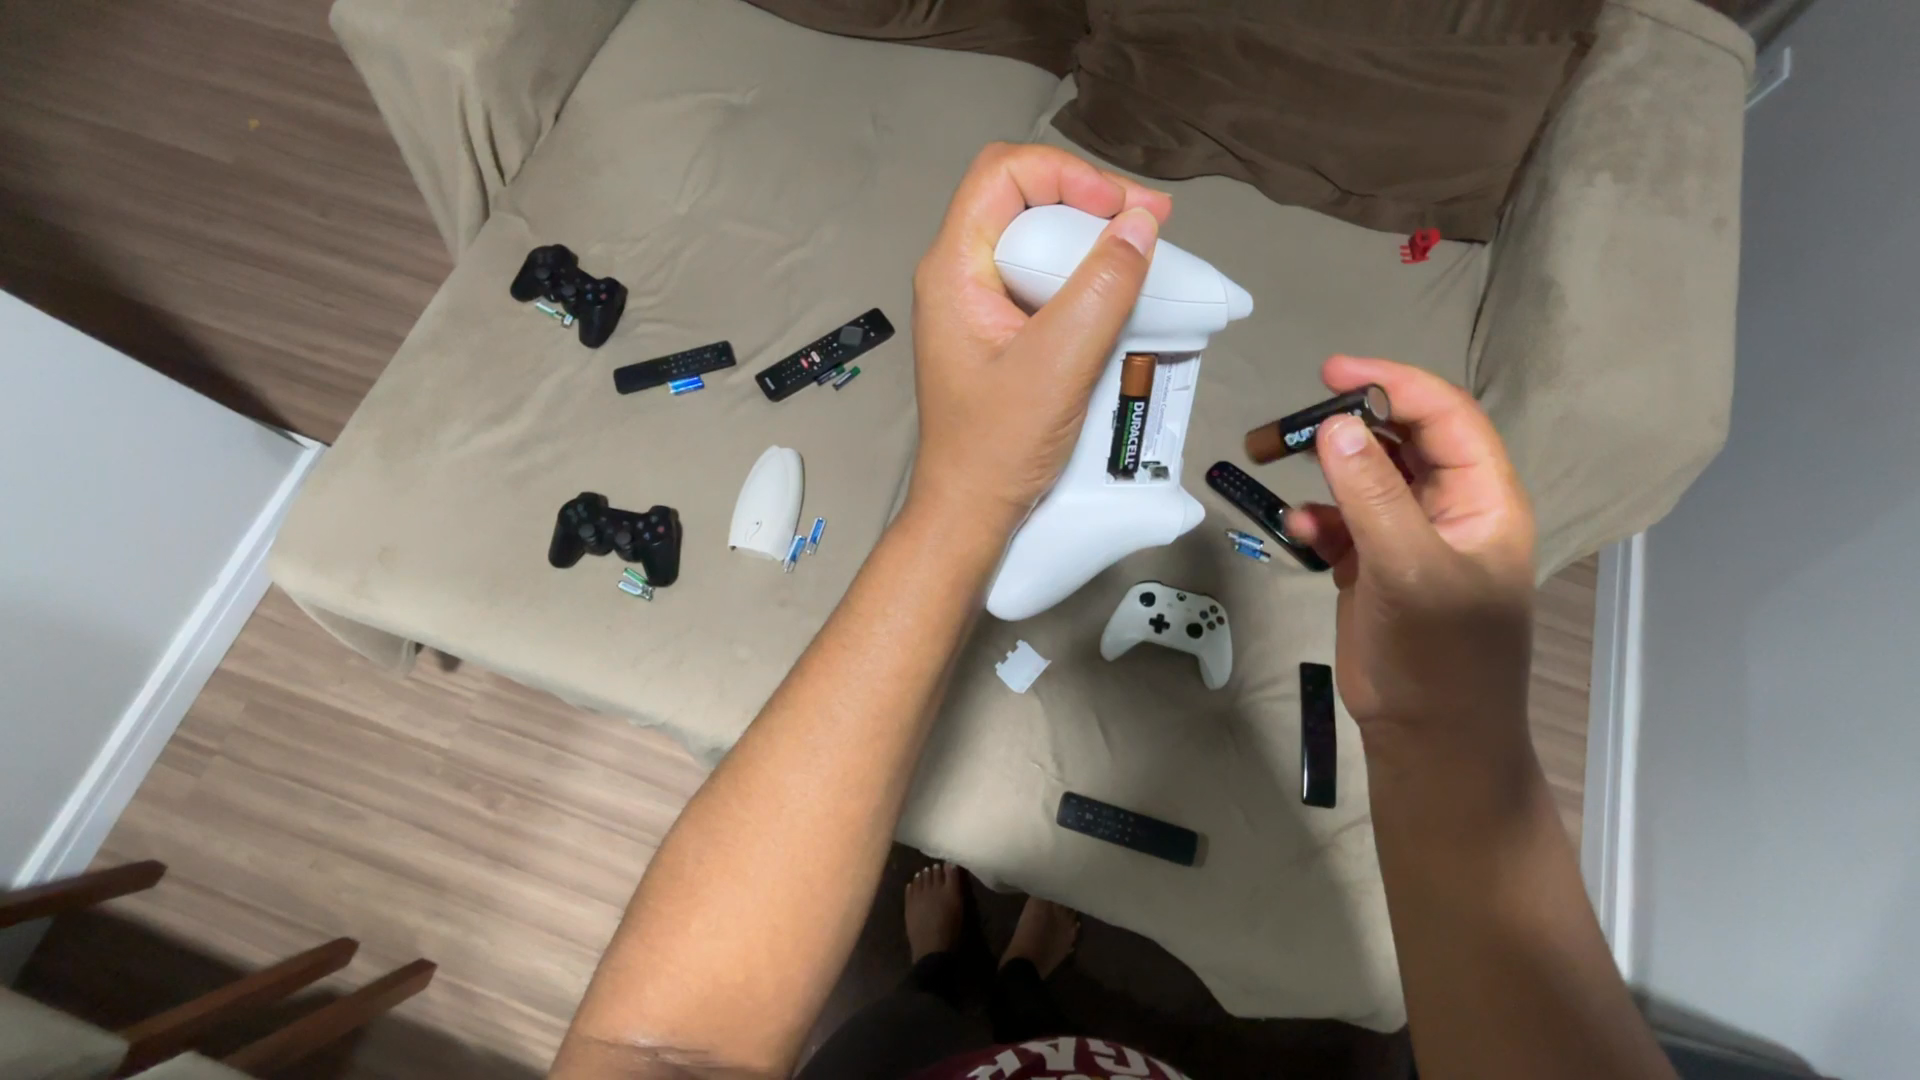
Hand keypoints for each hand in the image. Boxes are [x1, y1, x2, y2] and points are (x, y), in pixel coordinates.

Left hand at [908, 143, 1171, 528]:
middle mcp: (958, 278)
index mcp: (953, 271)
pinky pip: (1040, 282)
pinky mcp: (997, 333)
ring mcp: (976, 307)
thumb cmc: (997, 448)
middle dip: (1088, 200)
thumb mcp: (1058, 365)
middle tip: (1149, 224)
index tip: (1120, 210)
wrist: (971, 510)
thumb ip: (1101, 290)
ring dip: (1090, 240)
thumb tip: (1141, 226)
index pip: (1002, 175)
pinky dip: (1081, 277)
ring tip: (1142, 255)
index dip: (1067, 174)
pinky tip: (1117, 293)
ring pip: (1035, 240)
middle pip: (1022, 201)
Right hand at [1284, 357, 1536, 746]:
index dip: (1393, 384)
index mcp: (1481, 498)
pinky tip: (1300, 532)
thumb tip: (1334, 426)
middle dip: (1344, 428)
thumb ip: (1373, 496)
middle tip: (1288, 424)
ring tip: (1271, 464)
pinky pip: (1339, 523)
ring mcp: (1405, 537)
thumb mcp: (1409, 569)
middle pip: (1396, 442)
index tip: (1332, 371)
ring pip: (1361, 481)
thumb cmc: (1440, 654)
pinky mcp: (1371, 565)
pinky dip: (1316, 520)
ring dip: (1321, 474)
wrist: (1428, 734)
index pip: (1443, 418)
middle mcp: (1446, 508)